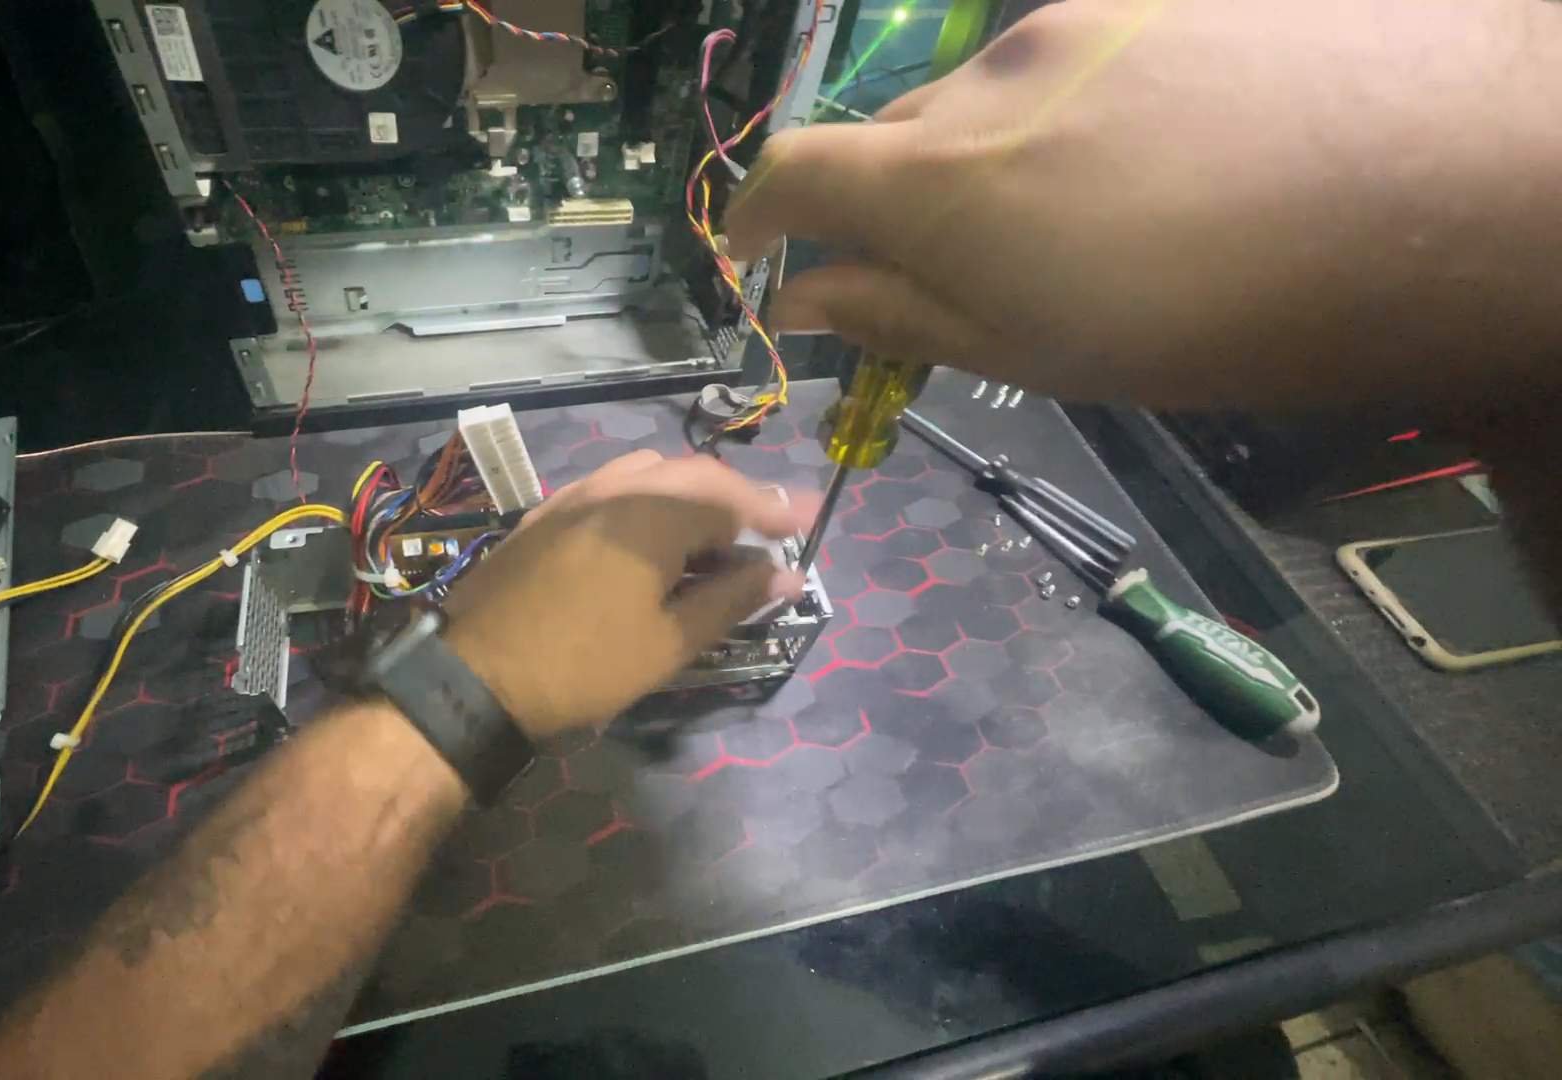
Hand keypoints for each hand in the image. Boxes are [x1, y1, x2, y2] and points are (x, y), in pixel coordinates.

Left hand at [441, 451, 814, 740]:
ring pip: (647, 477)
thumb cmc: (583, 666)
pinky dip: (646, 503)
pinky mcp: (545, 516)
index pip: (729, 497)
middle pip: (690, 476)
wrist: (473, 676)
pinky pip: (610, 491)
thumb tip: (783, 574)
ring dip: (688, 496)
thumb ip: (730, 599)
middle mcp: (614, 489)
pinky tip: (650, 534)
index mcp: (652, 514)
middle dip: (734, 498)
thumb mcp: (668, 642)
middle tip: (764, 529)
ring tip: (711, 533)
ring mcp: (573, 498)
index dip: (773, 510)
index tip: (807, 519)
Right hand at [726, 0, 1561, 408]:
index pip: (793, 172)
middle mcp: (987, 78)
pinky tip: (1121, 161)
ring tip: (1048, 223)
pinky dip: (1041, 122)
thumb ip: (890, 312)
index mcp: (941, 182)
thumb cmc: (1201, 321)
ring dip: (966, 166)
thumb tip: (797, 298)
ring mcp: (1077, 20)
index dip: (752, 213)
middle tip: (924, 269)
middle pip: (881, 140)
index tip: (748, 255)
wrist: (1458, 195)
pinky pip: (1052, 63)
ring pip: (968, 102)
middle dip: (874, 206)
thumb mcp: (1018, 349)